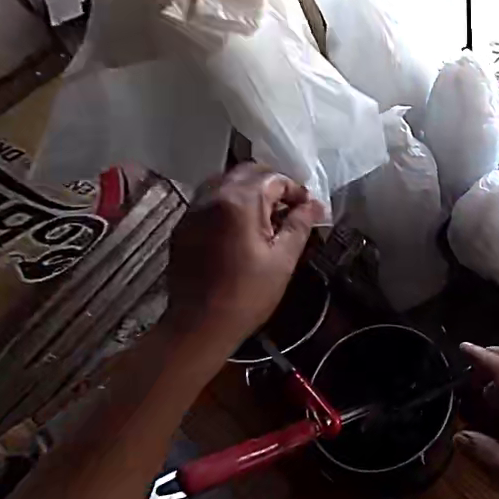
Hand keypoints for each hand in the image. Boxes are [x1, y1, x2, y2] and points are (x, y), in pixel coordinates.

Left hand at [165, 164, 325, 346]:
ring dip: (248, 191)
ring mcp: (193, 210)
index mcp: (239, 202)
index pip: (273, 178)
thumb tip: (315, 205)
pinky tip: (241, 228)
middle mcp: (212, 197)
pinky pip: (209, 201)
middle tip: (289, 210)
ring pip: (225, 183)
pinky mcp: (183, 226)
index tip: (308, 211)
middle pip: (247, 173)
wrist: (200, 325)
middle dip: (272, 186)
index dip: (296, 191)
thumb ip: (299, 224)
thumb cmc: (248, 294)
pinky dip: (229, 204)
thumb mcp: (284, 259)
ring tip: (266, 217)